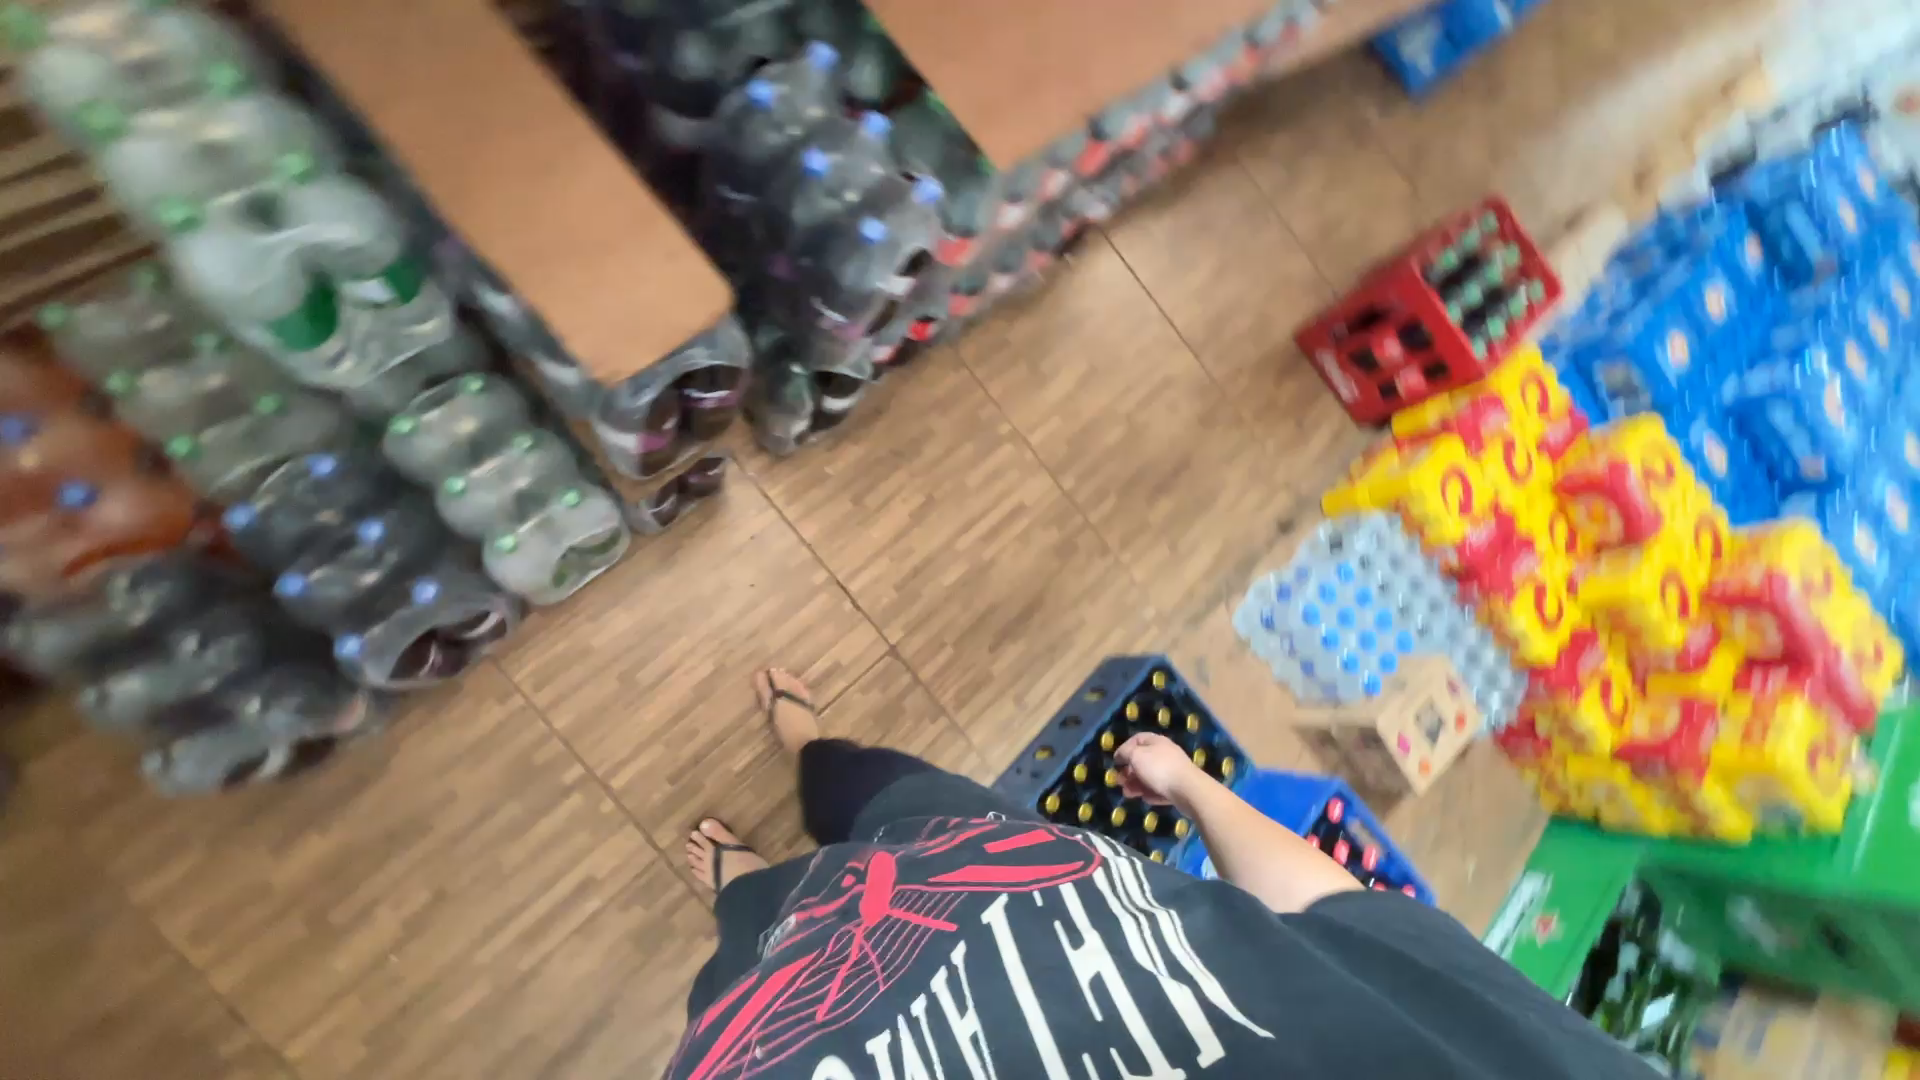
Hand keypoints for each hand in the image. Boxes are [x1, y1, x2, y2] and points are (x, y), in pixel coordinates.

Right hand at [1113, 733, 1207, 806]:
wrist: (1188, 790)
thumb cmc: (1159, 768)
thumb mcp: (1136, 756)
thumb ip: (1125, 753)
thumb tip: (1121, 755)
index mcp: (1156, 742)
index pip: (1137, 739)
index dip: (1124, 748)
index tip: (1116, 761)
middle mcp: (1165, 754)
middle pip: (1142, 760)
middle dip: (1129, 771)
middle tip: (1120, 781)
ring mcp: (1172, 771)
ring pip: (1150, 777)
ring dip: (1136, 785)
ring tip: (1128, 794)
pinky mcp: (1177, 787)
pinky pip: (1160, 789)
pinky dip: (1151, 793)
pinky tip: (1146, 799)